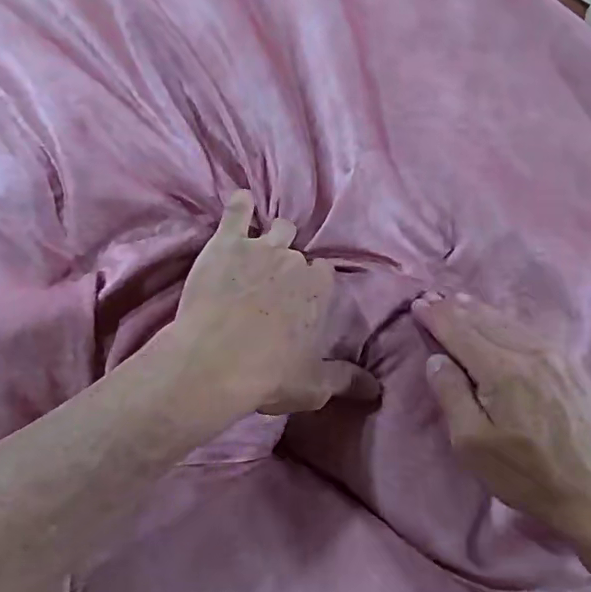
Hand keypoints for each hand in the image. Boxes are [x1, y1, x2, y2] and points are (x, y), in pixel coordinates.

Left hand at [170, 190, 379, 415]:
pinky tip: (241, 202)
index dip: (312, 286)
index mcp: (319, 290)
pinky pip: (237, 211)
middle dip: (290, 265)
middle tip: (274, 286)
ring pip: (278, 228)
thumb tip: (377, 389)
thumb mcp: (315, 386)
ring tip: (260, 251)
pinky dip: (240, 205)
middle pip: (300, 253)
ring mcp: (260, 248)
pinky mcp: (225, 244)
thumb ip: (347, 380)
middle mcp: (295, 262)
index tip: (302, 300)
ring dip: (273, 237)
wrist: (212, 365)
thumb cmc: (268, 375)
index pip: (325, 274)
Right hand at [412, 293, 590, 540]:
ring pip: (510, 323)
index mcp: (503, 371)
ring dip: (480, 311)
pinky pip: (531, 332)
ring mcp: (558, 356)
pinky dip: (507, 322)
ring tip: (459, 302)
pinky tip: (500, 322)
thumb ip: (452, 395)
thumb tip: (437, 359)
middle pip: (485, 321)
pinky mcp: (574, 366)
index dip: (437, 318)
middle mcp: (532, 352)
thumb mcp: (473, 445)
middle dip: (455, 309)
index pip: (461, 332)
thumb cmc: (527, 476)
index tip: (416, 304)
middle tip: (432, 298)